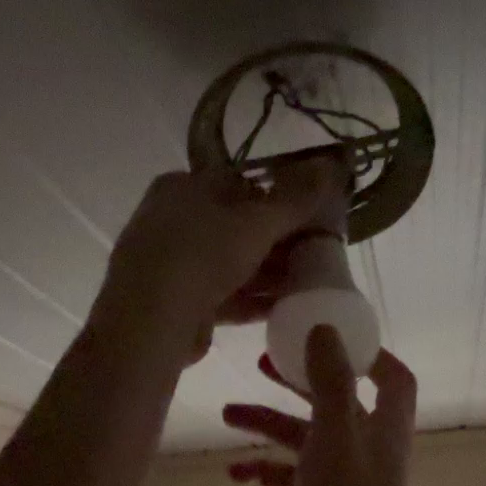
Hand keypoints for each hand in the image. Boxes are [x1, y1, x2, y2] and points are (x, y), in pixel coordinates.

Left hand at [97, 155, 347, 363]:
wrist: (151, 321)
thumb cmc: (201, 255)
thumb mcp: (256, 222)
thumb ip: (296, 198)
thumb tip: (334, 163)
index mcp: (182, 187)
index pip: (238, 183)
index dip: (277, 199)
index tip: (310, 217)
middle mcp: (171, 221)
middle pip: (236, 227)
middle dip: (277, 241)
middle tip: (316, 252)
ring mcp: (171, 265)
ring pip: (231, 264)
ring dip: (268, 274)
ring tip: (309, 283)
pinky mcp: (178, 303)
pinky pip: (223, 295)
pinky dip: (252, 300)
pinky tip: (284, 309)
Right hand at [223, 326, 417, 485]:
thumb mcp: (334, 439)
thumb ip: (330, 382)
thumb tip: (325, 330)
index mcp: (384, 432)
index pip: (393, 380)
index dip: (370, 354)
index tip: (330, 337)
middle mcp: (368, 454)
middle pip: (337, 403)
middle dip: (300, 382)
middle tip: (261, 363)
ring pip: (306, 441)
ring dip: (270, 425)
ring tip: (228, 416)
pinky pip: (290, 479)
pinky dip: (265, 469)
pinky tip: (236, 473)